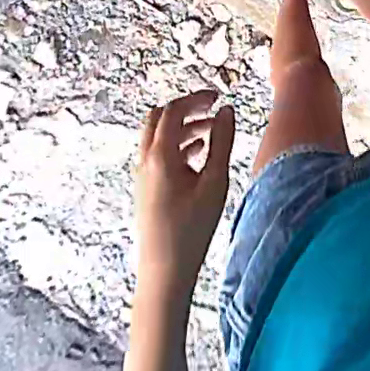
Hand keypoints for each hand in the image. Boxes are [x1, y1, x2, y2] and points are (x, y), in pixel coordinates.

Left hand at [135, 89, 235, 292]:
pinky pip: (159, 154)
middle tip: (210, 109)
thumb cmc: (192, 229)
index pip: (173, 111)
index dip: (195, 99)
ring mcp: (143, 176)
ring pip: (158, 137)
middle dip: (185, 109)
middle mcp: (145, 161)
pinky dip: (178, 144)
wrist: (164, 274)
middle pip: (158, 118)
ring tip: (211, 132)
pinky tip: (200, 153)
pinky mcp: (147, 188)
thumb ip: (222, 141)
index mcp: (160, 155)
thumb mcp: (215, 181)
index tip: (217, 96)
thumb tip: (226, 110)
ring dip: (183, 127)